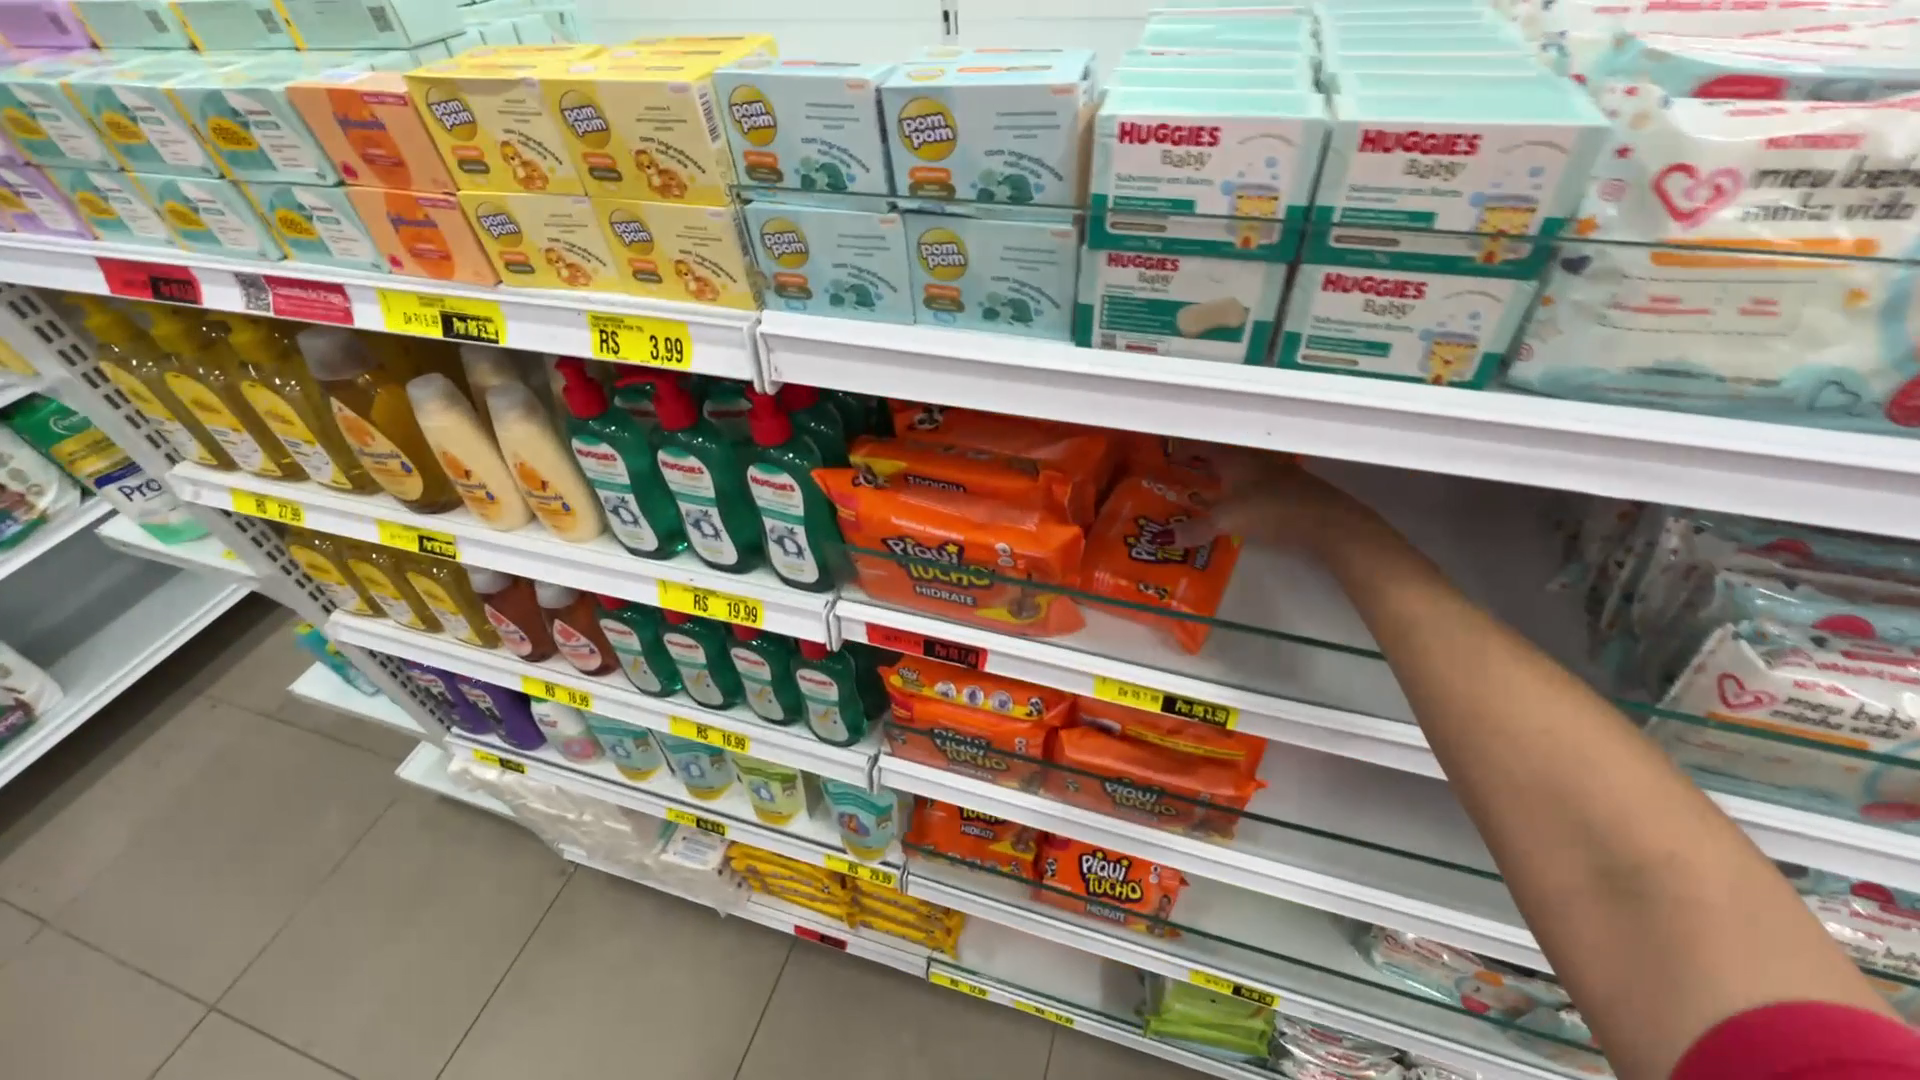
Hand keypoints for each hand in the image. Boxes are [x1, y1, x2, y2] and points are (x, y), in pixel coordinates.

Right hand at [1167, 447, 1380, 556]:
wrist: (1328, 520)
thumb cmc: (1272, 509)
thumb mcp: (1227, 520)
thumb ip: (1195, 529)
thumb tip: (1162, 540)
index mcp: (1233, 459)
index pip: (1201, 445)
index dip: (1182, 449)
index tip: (1165, 458)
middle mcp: (1252, 460)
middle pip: (1219, 458)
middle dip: (1199, 466)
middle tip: (1178, 477)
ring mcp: (1274, 473)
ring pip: (1238, 472)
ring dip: (1220, 480)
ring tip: (1203, 493)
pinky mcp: (1289, 489)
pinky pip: (1253, 485)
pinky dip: (1238, 492)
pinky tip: (1237, 507)